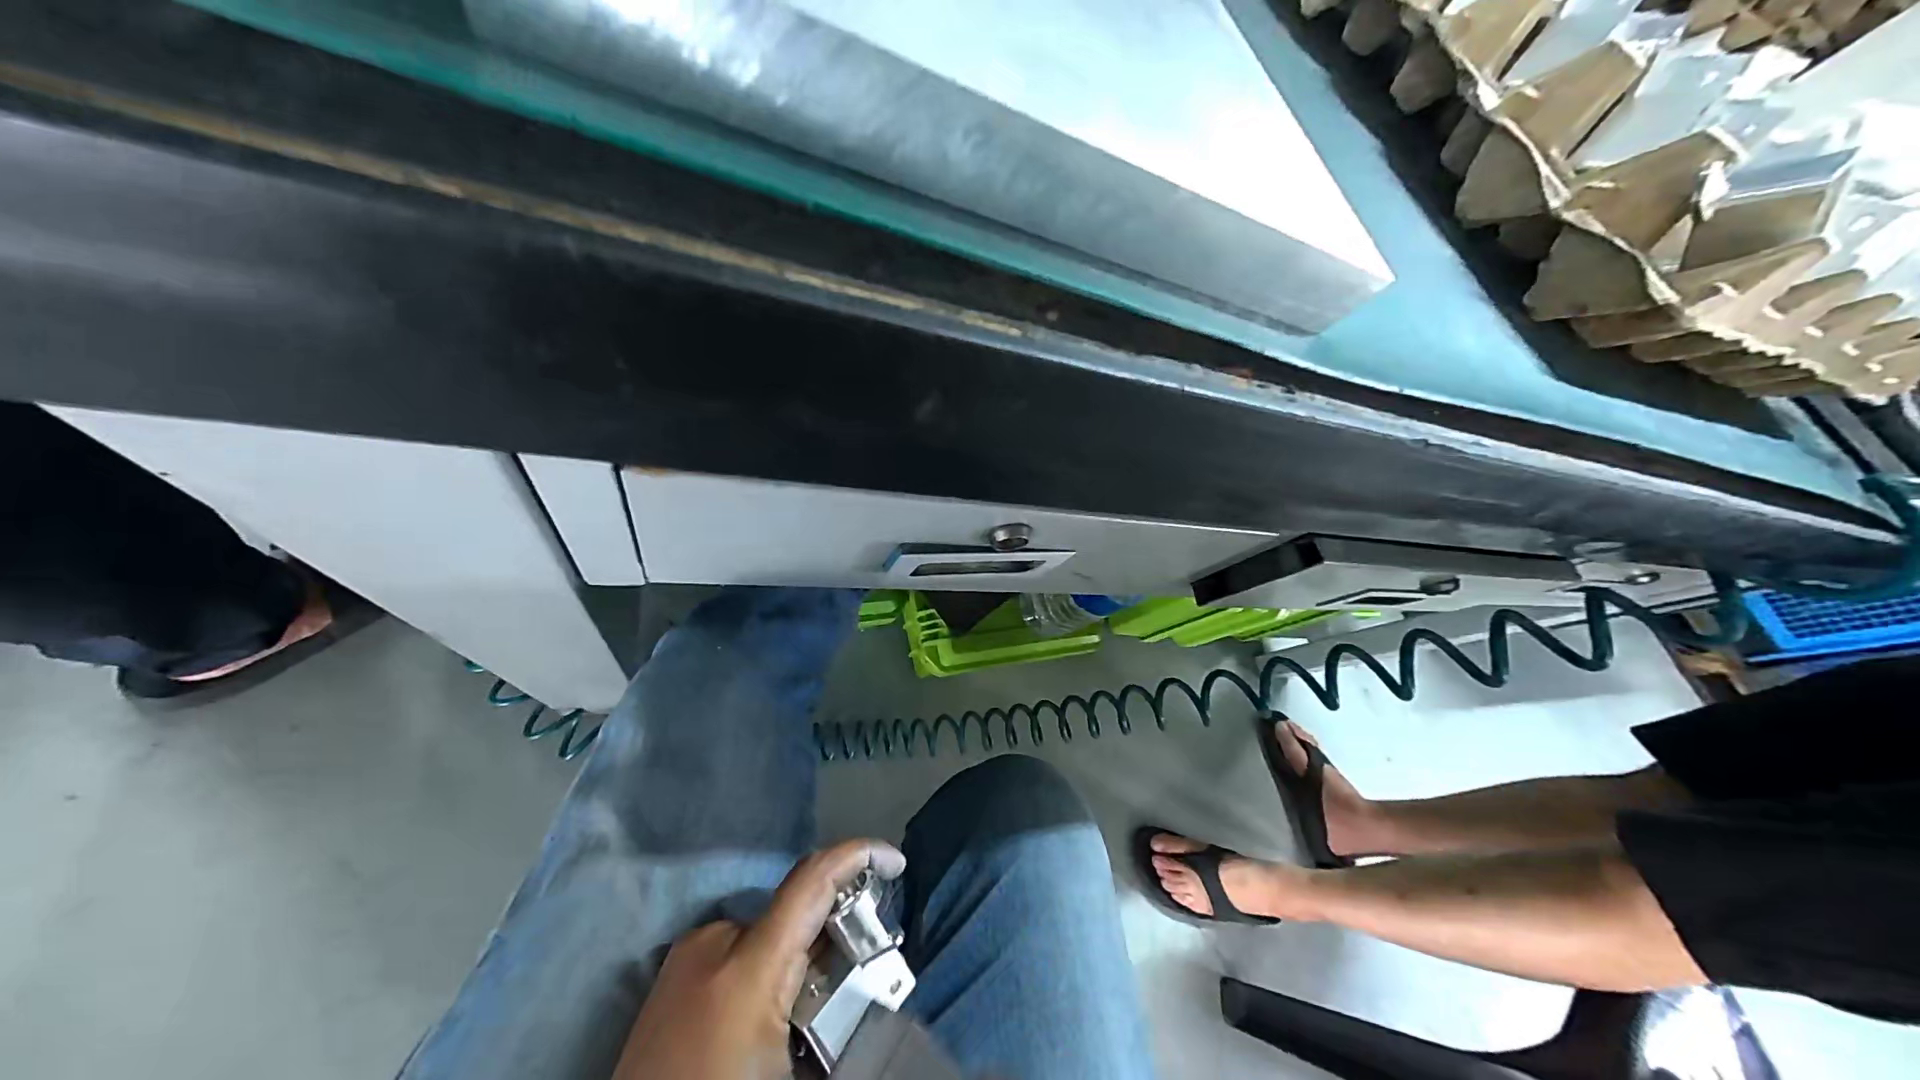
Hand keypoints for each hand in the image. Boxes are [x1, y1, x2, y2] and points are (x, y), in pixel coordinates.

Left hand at [610, 839, 907, 1079]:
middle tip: (862, 974)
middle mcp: (713, 943)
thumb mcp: (789, 1073)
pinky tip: (775, 1015)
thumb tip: (871, 996)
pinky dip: (769, 967)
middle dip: (836, 929)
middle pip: (794, 909)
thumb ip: (838, 1029)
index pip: (812, 881)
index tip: (896, 862)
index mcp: (746, 965)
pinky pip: (737, 952)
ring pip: (767, 934)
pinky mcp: (668, 979)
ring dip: (801, 955)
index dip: (858, 855)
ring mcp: (685, 958)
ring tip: (817, 1009)